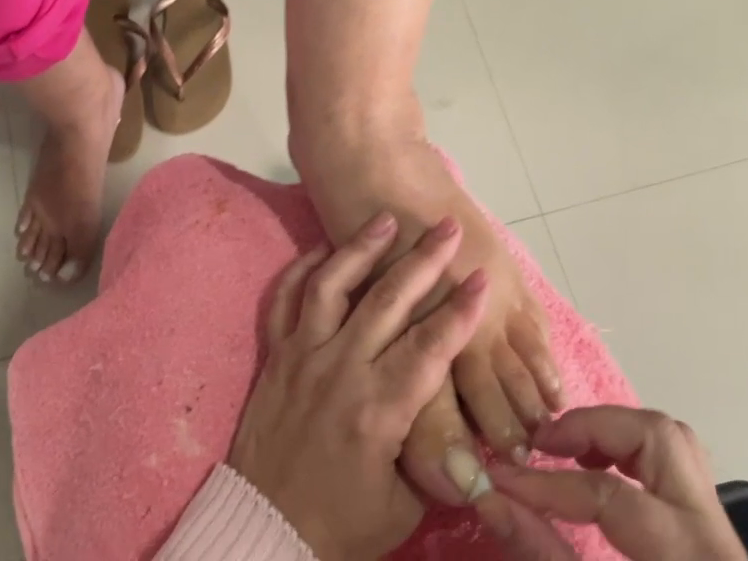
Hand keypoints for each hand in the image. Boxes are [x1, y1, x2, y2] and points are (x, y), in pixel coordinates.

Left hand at [229, 212, 490, 560]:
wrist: (265, 530)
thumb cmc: (342, 523)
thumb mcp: (403, 504)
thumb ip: (435, 456)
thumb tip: (472, 431)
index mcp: (379, 410)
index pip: (430, 348)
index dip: (459, 312)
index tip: (482, 279)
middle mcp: (340, 370)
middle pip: (388, 301)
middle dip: (423, 260)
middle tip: (446, 227)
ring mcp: (302, 356)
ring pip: (332, 286)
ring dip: (361, 248)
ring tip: (386, 219)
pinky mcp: (275, 356)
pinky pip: (285, 301)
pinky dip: (303, 269)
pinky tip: (323, 247)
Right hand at [471, 406, 747, 560]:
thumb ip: (542, 554)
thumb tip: (490, 498)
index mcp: (687, 557)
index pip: (610, 495)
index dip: (546, 483)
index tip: (498, 477)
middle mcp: (713, 533)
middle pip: (658, 437)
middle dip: (592, 427)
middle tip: (541, 444)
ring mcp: (718, 528)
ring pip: (672, 439)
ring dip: (612, 432)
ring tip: (565, 451)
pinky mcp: (708, 530)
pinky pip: (674, 462)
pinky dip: (629, 450)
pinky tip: (594, 470)